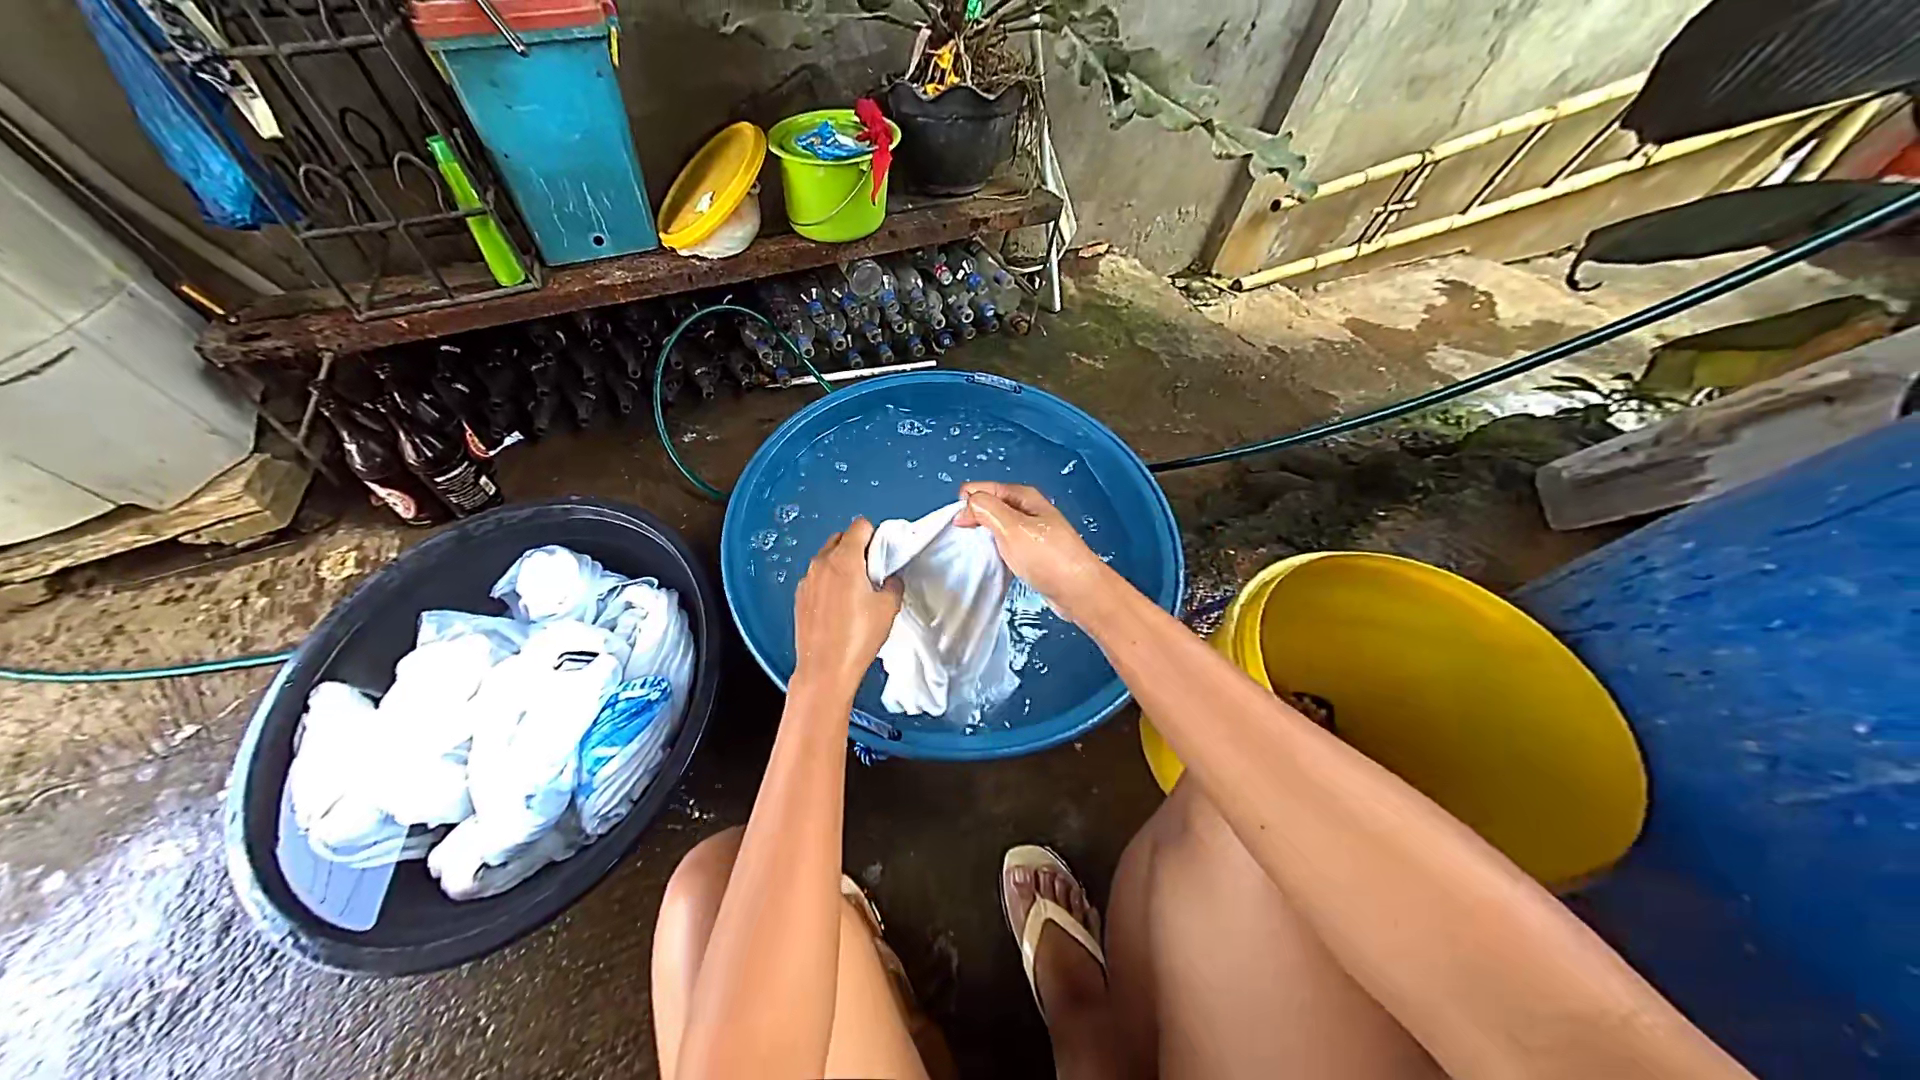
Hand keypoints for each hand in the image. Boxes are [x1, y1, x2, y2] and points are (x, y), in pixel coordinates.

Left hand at [792, 517, 902, 692]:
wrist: (825, 669)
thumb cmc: (856, 638)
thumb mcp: (889, 608)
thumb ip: (893, 585)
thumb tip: (891, 580)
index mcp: (845, 560)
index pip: (860, 526)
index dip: (875, 535)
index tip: (882, 552)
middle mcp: (821, 564)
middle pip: (841, 538)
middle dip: (858, 548)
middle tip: (872, 571)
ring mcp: (807, 580)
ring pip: (827, 558)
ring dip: (842, 565)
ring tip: (856, 592)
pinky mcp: (800, 597)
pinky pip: (817, 578)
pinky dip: (829, 583)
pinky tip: (840, 606)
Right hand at [955, 482, 1112, 622]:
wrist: (1078, 591)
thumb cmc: (1047, 557)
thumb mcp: (1010, 527)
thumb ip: (986, 508)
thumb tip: (969, 502)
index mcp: (1023, 496)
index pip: (981, 489)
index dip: (967, 504)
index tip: (961, 525)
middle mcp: (1027, 509)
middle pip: (989, 506)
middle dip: (974, 519)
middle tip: (969, 541)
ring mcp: (1031, 531)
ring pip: (996, 526)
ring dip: (985, 537)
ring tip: (980, 552)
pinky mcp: (1032, 552)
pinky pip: (1005, 543)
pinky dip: (996, 550)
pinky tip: (994, 562)